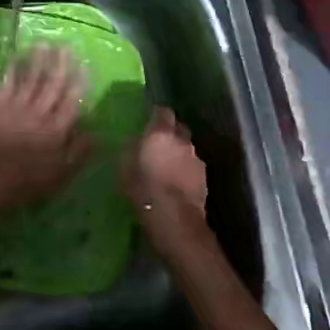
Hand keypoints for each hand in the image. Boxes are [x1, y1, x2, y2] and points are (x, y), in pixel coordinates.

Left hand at [0, 46, 91, 208]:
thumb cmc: (29, 182)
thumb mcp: (62, 173)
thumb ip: (80, 151)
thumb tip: (96, 131)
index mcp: (57, 130)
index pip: (72, 100)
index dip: (79, 81)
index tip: (84, 64)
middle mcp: (39, 114)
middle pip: (52, 83)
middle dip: (60, 63)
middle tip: (65, 45)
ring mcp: (16, 108)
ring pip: (30, 79)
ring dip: (37, 60)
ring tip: (43, 43)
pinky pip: (6, 84)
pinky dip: (11, 70)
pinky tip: (15, 57)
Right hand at [123, 108, 207, 234]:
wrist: (175, 218)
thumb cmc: (144, 189)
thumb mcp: (125, 167)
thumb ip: (131, 147)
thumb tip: (134, 138)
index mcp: (161, 133)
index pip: (162, 111)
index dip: (156, 114)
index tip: (149, 119)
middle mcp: (182, 140)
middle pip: (178, 127)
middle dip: (170, 131)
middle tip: (157, 141)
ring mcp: (196, 157)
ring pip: (186, 147)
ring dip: (178, 151)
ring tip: (166, 164)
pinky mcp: (204, 176)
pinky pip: (192, 164)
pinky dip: (185, 167)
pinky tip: (176, 179)